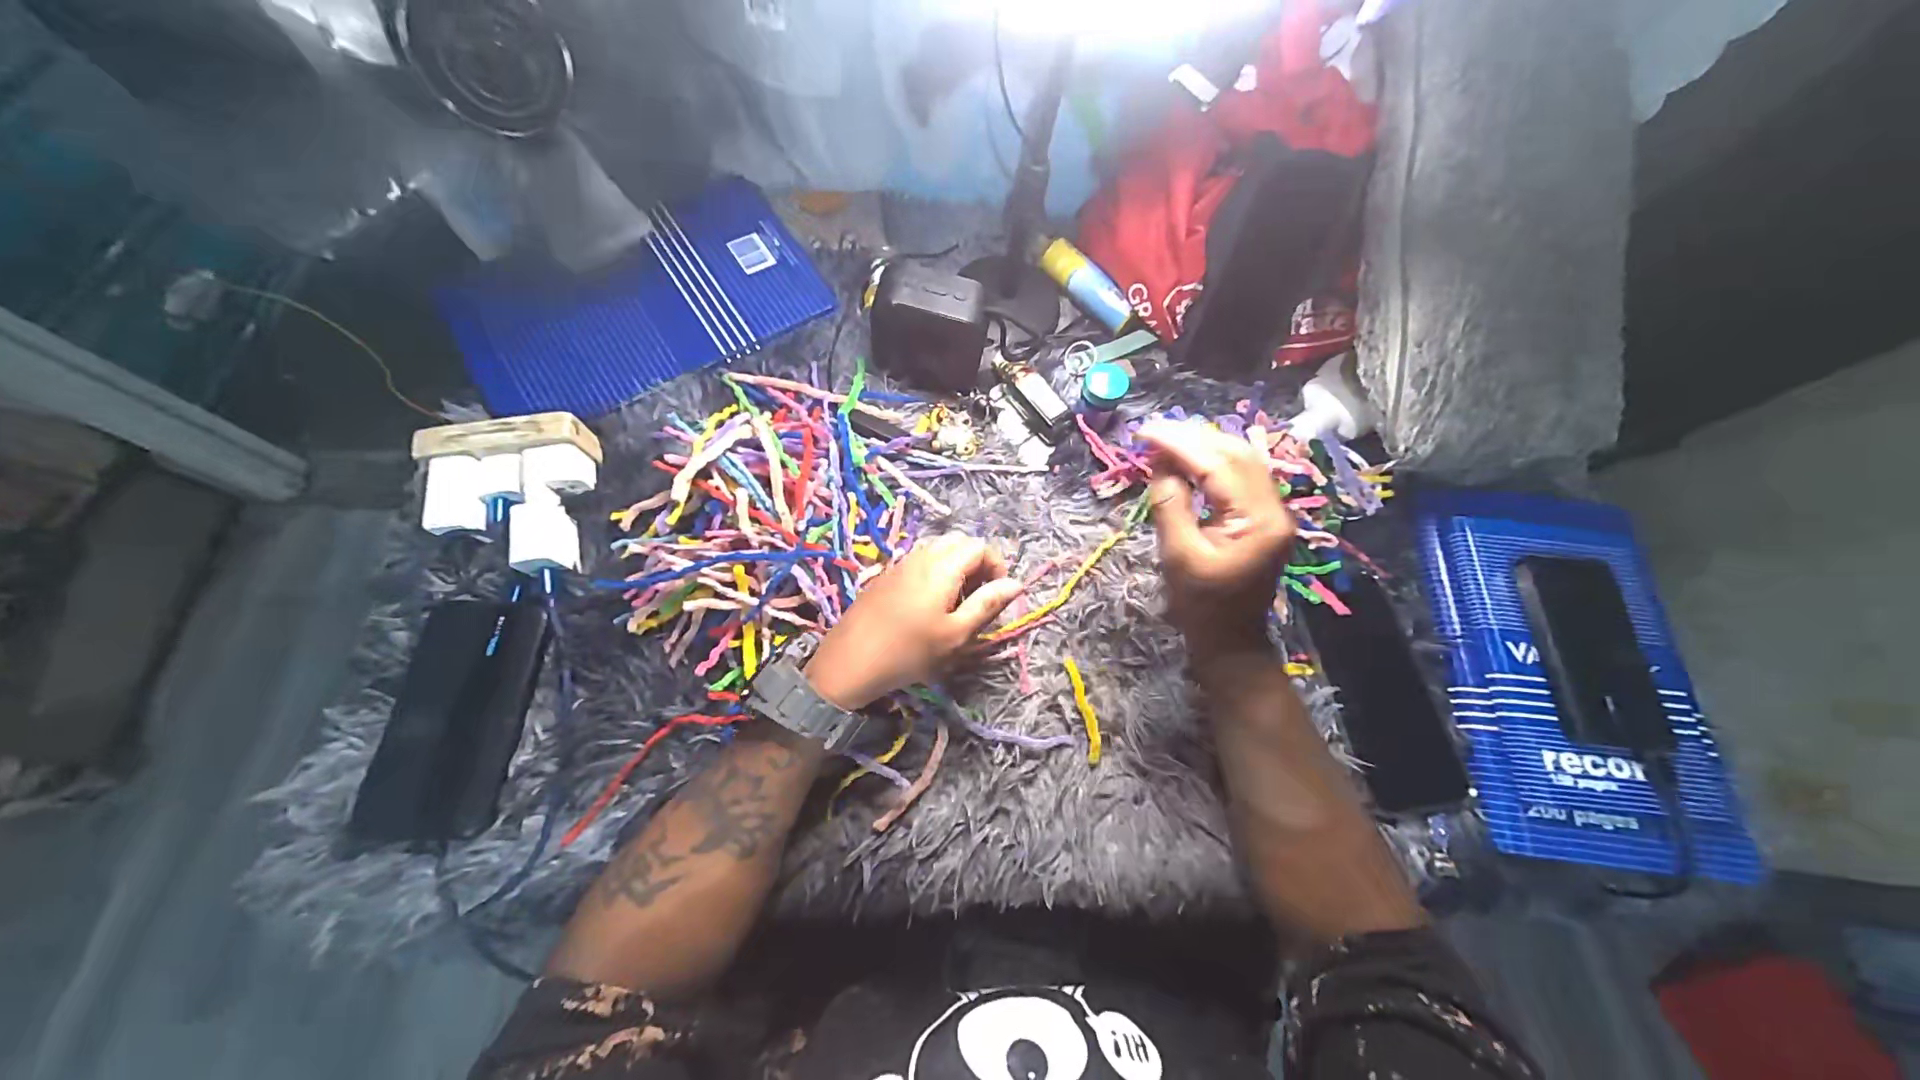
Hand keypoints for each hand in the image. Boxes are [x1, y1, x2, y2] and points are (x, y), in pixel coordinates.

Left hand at [803, 533, 1023, 709]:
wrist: (851, 660)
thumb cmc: (910, 651)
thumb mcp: (956, 633)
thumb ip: (987, 604)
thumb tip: (1016, 584)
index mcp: (943, 566)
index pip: (980, 546)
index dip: (997, 565)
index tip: (998, 594)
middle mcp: (921, 555)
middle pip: (958, 541)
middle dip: (977, 562)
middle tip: (980, 595)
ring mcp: (901, 563)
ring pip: (937, 549)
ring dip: (956, 566)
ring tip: (957, 602)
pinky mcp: (886, 575)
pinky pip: (920, 561)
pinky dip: (935, 571)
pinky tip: (930, 605)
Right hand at [1139, 419, 1294, 657]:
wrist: (1229, 639)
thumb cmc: (1201, 605)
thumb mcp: (1178, 554)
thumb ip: (1170, 504)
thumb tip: (1159, 462)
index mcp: (1258, 520)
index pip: (1218, 465)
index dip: (1179, 443)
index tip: (1144, 431)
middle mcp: (1275, 508)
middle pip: (1236, 454)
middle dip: (1192, 437)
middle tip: (1151, 432)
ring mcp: (1273, 511)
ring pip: (1240, 459)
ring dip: (1202, 445)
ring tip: (1164, 440)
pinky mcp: (1263, 515)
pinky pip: (1239, 475)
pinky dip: (1211, 461)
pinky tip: (1186, 458)